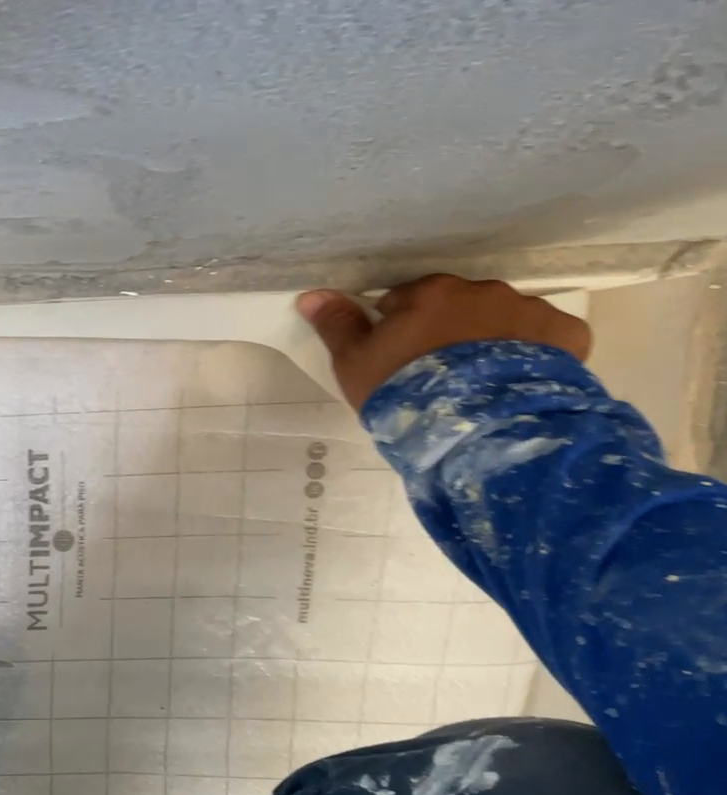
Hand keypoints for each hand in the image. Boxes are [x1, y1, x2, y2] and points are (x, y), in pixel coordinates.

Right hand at [297, 274, 591, 411]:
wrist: (475, 421)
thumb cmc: (402, 387)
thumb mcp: (353, 362)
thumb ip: (336, 325)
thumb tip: (311, 294)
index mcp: (429, 292)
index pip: (403, 300)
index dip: (394, 327)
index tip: (392, 356)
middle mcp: (482, 290)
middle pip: (456, 306)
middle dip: (445, 330)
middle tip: (433, 371)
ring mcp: (529, 309)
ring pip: (500, 319)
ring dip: (487, 339)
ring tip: (475, 381)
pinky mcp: (566, 334)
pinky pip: (544, 336)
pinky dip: (531, 352)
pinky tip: (514, 380)